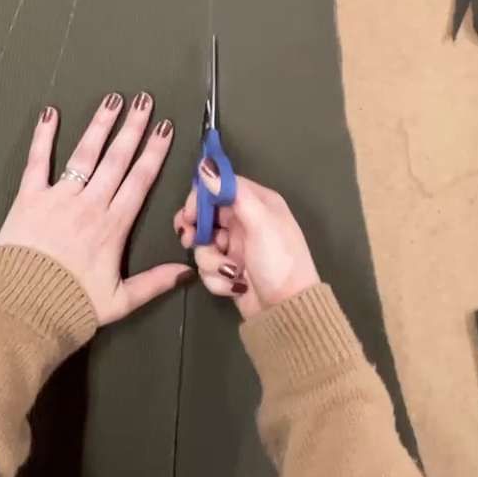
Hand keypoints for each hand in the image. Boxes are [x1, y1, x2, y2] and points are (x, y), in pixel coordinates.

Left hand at [0, 91, 192, 324]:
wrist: (22, 310)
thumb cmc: (71, 306)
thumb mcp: (119, 302)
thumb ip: (154, 283)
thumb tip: (189, 271)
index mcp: (113, 226)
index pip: (140, 181)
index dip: (155, 153)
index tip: (166, 128)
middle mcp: (89, 204)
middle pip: (116, 160)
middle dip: (133, 128)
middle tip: (145, 101)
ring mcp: (58, 198)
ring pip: (85, 154)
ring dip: (100, 125)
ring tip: (113, 99)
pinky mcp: (28, 198)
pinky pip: (37, 162)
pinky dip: (43, 136)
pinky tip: (50, 112)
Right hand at [174, 171, 320, 317]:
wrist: (287, 312)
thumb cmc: (280, 262)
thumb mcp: (260, 223)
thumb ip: (232, 193)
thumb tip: (206, 164)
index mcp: (258, 203)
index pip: (221, 186)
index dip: (202, 198)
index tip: (190, 213)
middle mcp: (246, 221)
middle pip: (206, 214)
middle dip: (197, 230)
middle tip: (190, 240)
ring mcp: (236, 246)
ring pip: (203, 244)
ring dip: (211, 260)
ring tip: (228, 271)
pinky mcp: (228, 269)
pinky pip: (208, 267)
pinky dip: (218, 278)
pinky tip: (235, 285)